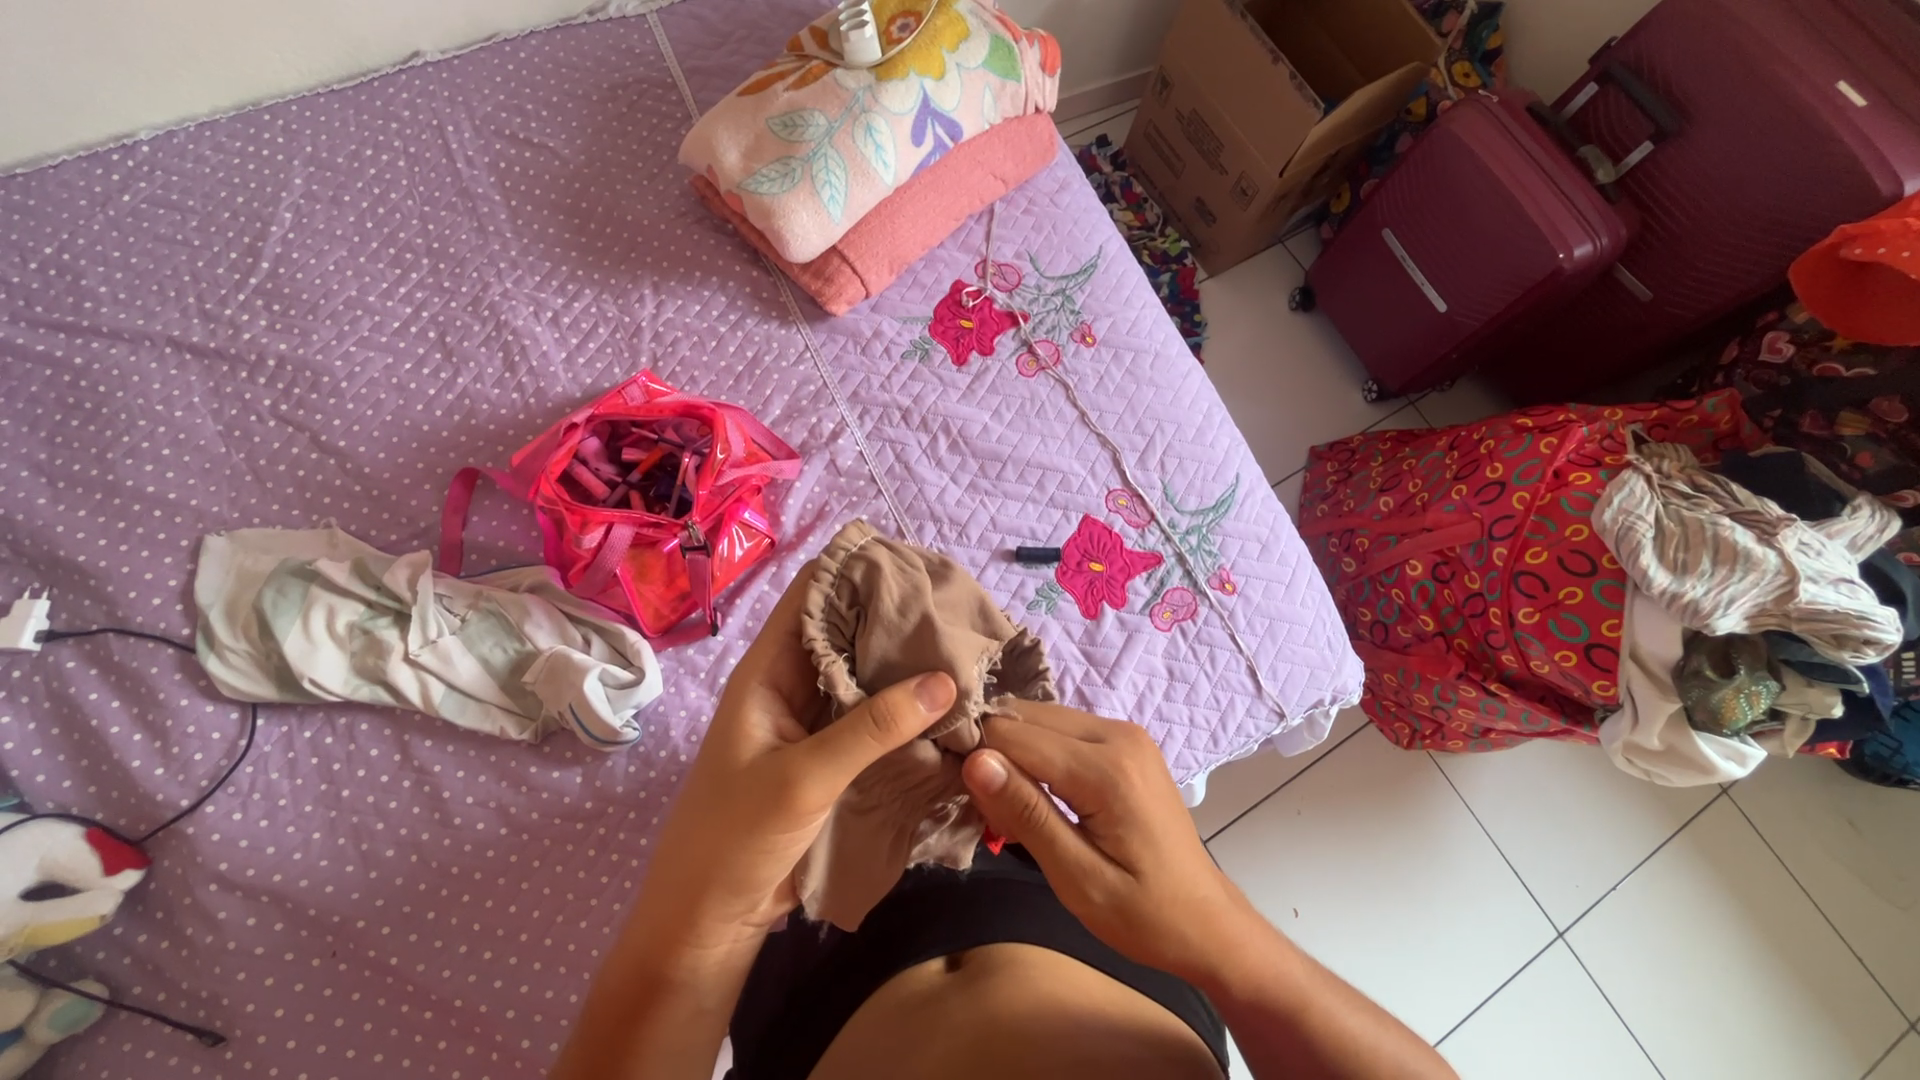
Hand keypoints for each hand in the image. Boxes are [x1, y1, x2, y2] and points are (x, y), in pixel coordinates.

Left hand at [636, 561, 957, 953]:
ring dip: (903, 664)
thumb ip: (872, 728)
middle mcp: (790, 684)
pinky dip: (904, 708)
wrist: (710, 918)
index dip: (858, 569)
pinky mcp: (831, 757)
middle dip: (894, 617)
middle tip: (957, 609)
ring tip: (964, 647)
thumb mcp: (802, 777)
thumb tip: (945, 680)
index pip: (812, 594)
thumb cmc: (735, 838)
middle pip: (845, 631)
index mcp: (766, 670)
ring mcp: (812, 722)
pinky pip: (872, 718)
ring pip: (862, 675)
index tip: (916, 564)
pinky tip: (947, 703)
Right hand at [960, 702, 1265, 983]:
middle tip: (986, 812)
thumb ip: (1026, 814)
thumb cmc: (1144, 915)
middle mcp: (1117, 733)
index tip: (961, 798)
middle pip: (1025, 717)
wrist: (1208, 923)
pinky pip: (1062, 730)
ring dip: (1013, 753)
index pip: (1012, 734)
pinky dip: (1037, 754)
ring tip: (1008, 809)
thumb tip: (973, 760)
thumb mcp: (1077, 879)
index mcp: (1107, 767)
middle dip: (993, 754)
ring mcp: (1124, 733)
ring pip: (1041, 719)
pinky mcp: (1125, 742)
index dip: (976, 758)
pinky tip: (1035, 795)